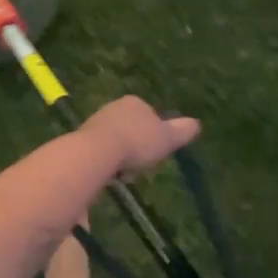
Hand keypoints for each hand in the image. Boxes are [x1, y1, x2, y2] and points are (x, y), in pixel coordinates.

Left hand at [78, 96, 199, 174]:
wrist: (97, 151)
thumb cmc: (137, 142)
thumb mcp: (166, 138)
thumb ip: (181, 131)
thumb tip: (196, 124)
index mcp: (134, 103)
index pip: (150, 118)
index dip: (155, 137)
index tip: (155, 152)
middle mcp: (113, 107)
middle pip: (131, 132)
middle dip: (136, 150)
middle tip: (138, 166)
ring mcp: (95, 122)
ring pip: (116, 144)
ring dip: (121, 160)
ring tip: (123, 174)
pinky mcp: (81, 139)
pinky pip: (101, 154)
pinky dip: (107, 165)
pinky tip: (108, 175)